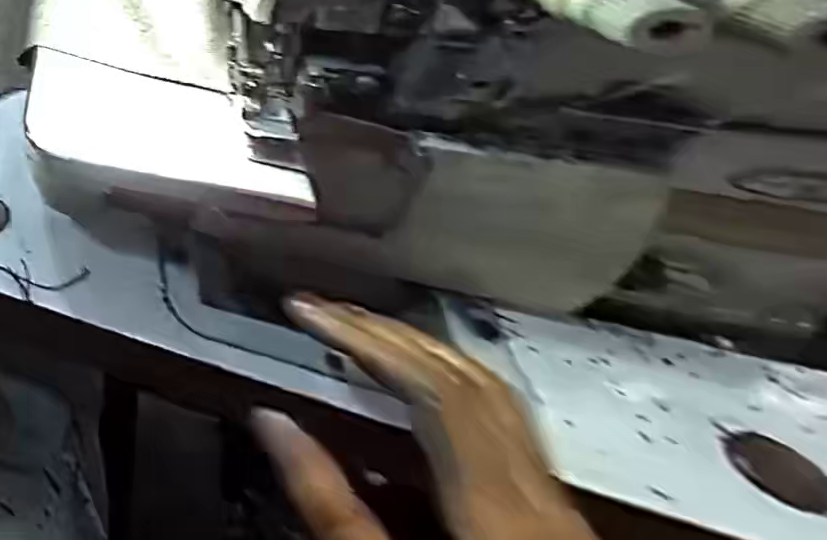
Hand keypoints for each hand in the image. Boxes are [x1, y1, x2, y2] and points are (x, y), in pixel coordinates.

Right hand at [253, 296, 597, 539]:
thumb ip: (330, 506)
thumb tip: (270, 420)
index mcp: (497, 510)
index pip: (429, 385)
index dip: (361, 335)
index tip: (303, 310)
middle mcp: (537, 493)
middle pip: (462, 377)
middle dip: (383, 331)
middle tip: (320, 310)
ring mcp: (555, 504)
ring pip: (490, 390)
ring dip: (417, 346)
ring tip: (358, 329)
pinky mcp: (554, 516)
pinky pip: (500, 416)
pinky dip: (445, 377)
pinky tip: (412, 382)